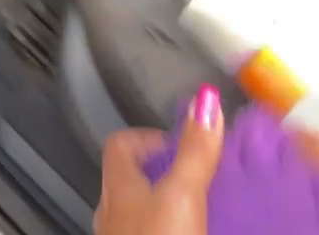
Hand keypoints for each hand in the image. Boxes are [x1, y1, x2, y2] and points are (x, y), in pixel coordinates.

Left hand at [95, 85, 225, 234]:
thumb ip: (195, 151)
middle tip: (202, 180)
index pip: (120, 144)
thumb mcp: (182, 195)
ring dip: (169, 211)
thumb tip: (205, 98)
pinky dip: (172, 234)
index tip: (182, 144)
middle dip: (164, 176)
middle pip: (132, 181)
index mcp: (116, 186)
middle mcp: (112, 214)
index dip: (148, 138)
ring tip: (206, 214)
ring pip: (142, 217)